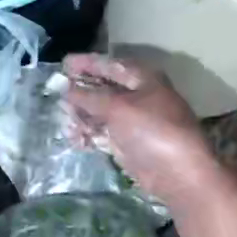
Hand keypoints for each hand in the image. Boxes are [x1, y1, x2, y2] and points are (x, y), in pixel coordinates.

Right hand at [63, 53, 221, 210]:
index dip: (87, 63)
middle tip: (58, 96)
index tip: (64, 63)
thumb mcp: (119, 108)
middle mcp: (138, 97)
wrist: (178, 173)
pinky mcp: (128, 144)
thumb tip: (66, 90)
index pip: (111, 65)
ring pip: (100, 113)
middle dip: (81, 93)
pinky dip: (88, 135)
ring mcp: (133, 122)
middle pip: (103, 90)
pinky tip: (75, 139)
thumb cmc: (153, 131)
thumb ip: (90, 97)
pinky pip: (102, 134)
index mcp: (143, 79)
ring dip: (82, 116)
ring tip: (65, 122)